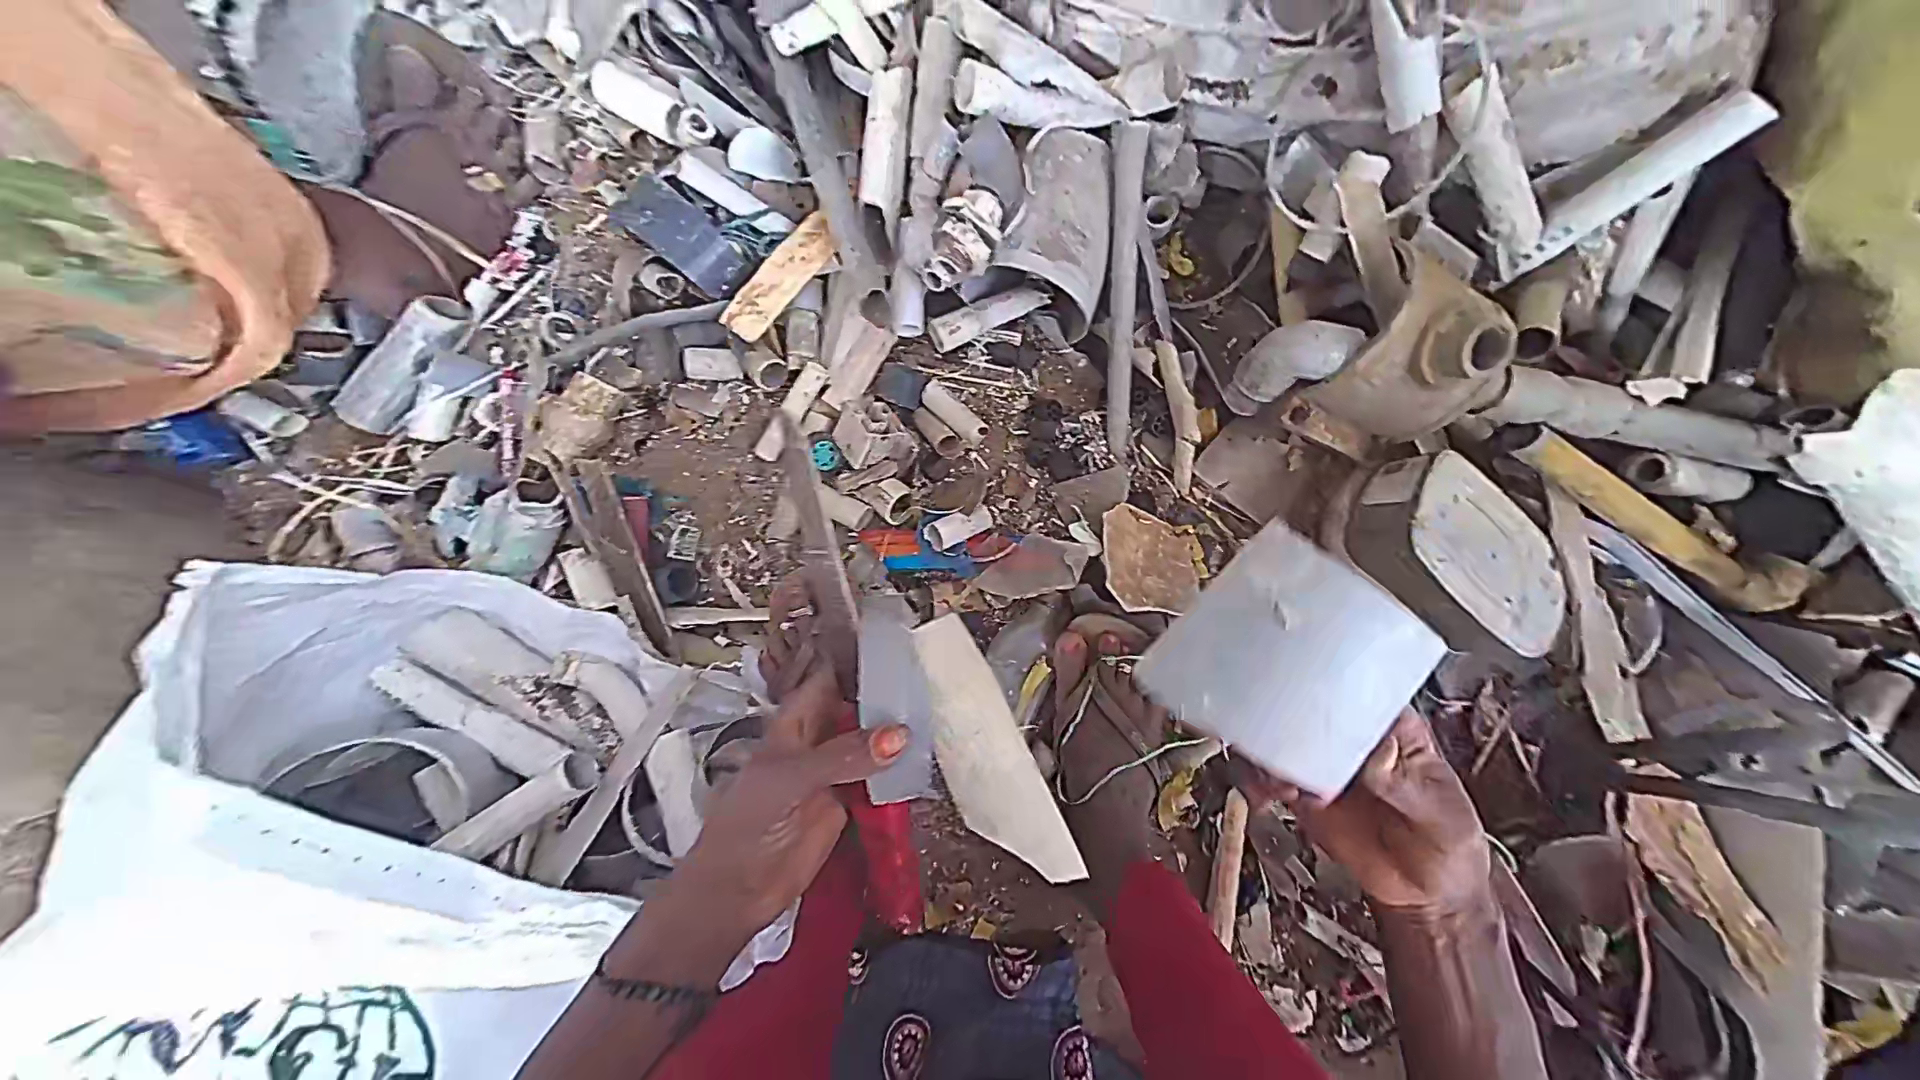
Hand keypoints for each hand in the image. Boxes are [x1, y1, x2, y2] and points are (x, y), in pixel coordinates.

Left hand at [664, 664, 906, 944]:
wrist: (739, 890)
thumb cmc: (749, 823)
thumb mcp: (792, 778)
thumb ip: (844, 755)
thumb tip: (900, 735)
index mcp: (797, 720)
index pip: (830, 677)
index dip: (858, 660)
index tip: (900, 643)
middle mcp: (819, 738)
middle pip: (857, 707)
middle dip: (888, 694)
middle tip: (933, 677)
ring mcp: (837, 770)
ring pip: (872, 741)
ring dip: (898, 731)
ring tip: (940, 711)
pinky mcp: (852, 802)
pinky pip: (881, 777)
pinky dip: (901, 769)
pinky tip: (927, 758)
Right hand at [1235, 709, 1489, 915]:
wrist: (1425, 895)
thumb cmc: (1447, 843)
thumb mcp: (1440, 815)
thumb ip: (1406, 784)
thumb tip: (1377, 755)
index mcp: (1386, 728)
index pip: (1352, 694)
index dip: (1327, 693)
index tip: (1311, 709)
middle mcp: (1346, 738)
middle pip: (1302, 709)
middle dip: (1284, 724)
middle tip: (1287, 750)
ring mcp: (1319, 762)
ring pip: (1274, 737)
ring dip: (1266, 754)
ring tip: (1280, 783)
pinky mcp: (1297, 789)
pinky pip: (1264, 773)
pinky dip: (1256, 780)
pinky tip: (1270, 796)